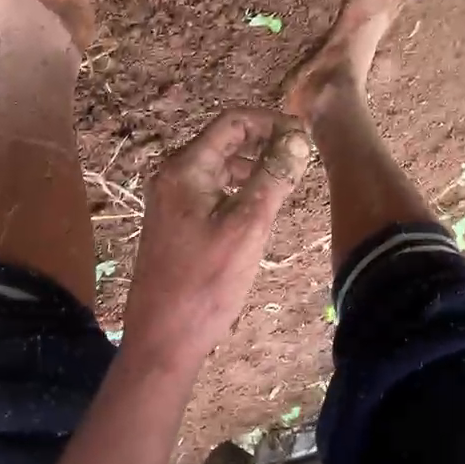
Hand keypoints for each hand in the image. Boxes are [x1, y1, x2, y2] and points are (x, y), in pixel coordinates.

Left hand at [121, 109, 312, 368]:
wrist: (162, 342)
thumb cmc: (205, 284)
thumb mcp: (248, 226)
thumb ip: (273, 176)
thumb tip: (298, 137)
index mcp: (185, 168)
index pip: (233, 121)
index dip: (271, 122)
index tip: (302, 138)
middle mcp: (172, 175)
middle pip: (225, 140)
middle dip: (265, 142)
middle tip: (299, 158)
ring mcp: (170, 199)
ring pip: (220, 164)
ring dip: (254, 164)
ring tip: (285, 180)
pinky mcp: (174, 221)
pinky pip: (212, 188)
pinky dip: (239, 186)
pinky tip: (259, 206)